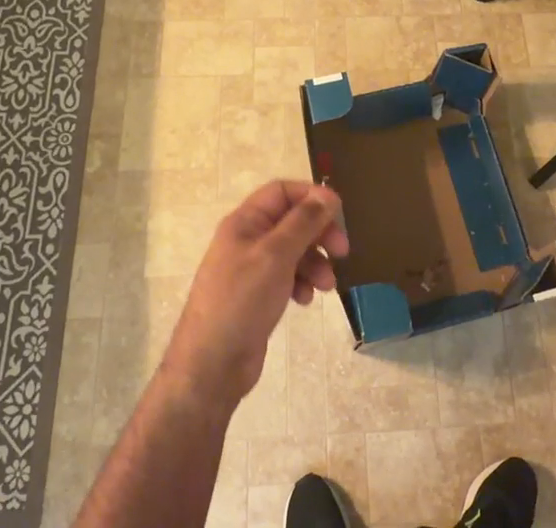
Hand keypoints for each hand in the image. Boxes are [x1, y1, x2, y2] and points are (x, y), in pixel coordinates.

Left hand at [159, 181, 349, 409]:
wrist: (212, 363)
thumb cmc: (242, 300)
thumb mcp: (275, 255)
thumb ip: (303, 223)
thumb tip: (327, 195)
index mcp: (244, 222)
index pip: (281, 192)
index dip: (311, 196)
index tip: (339, 212)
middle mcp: (247, 240)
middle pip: (291, 221)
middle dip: (318, 234)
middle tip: (342, 251)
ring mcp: (251, 269)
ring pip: (293, 252)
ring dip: (314, 263)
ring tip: (327, 286)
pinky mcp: (258, 296)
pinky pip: (287, 277)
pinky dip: (302, 283)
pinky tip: (305, 300)